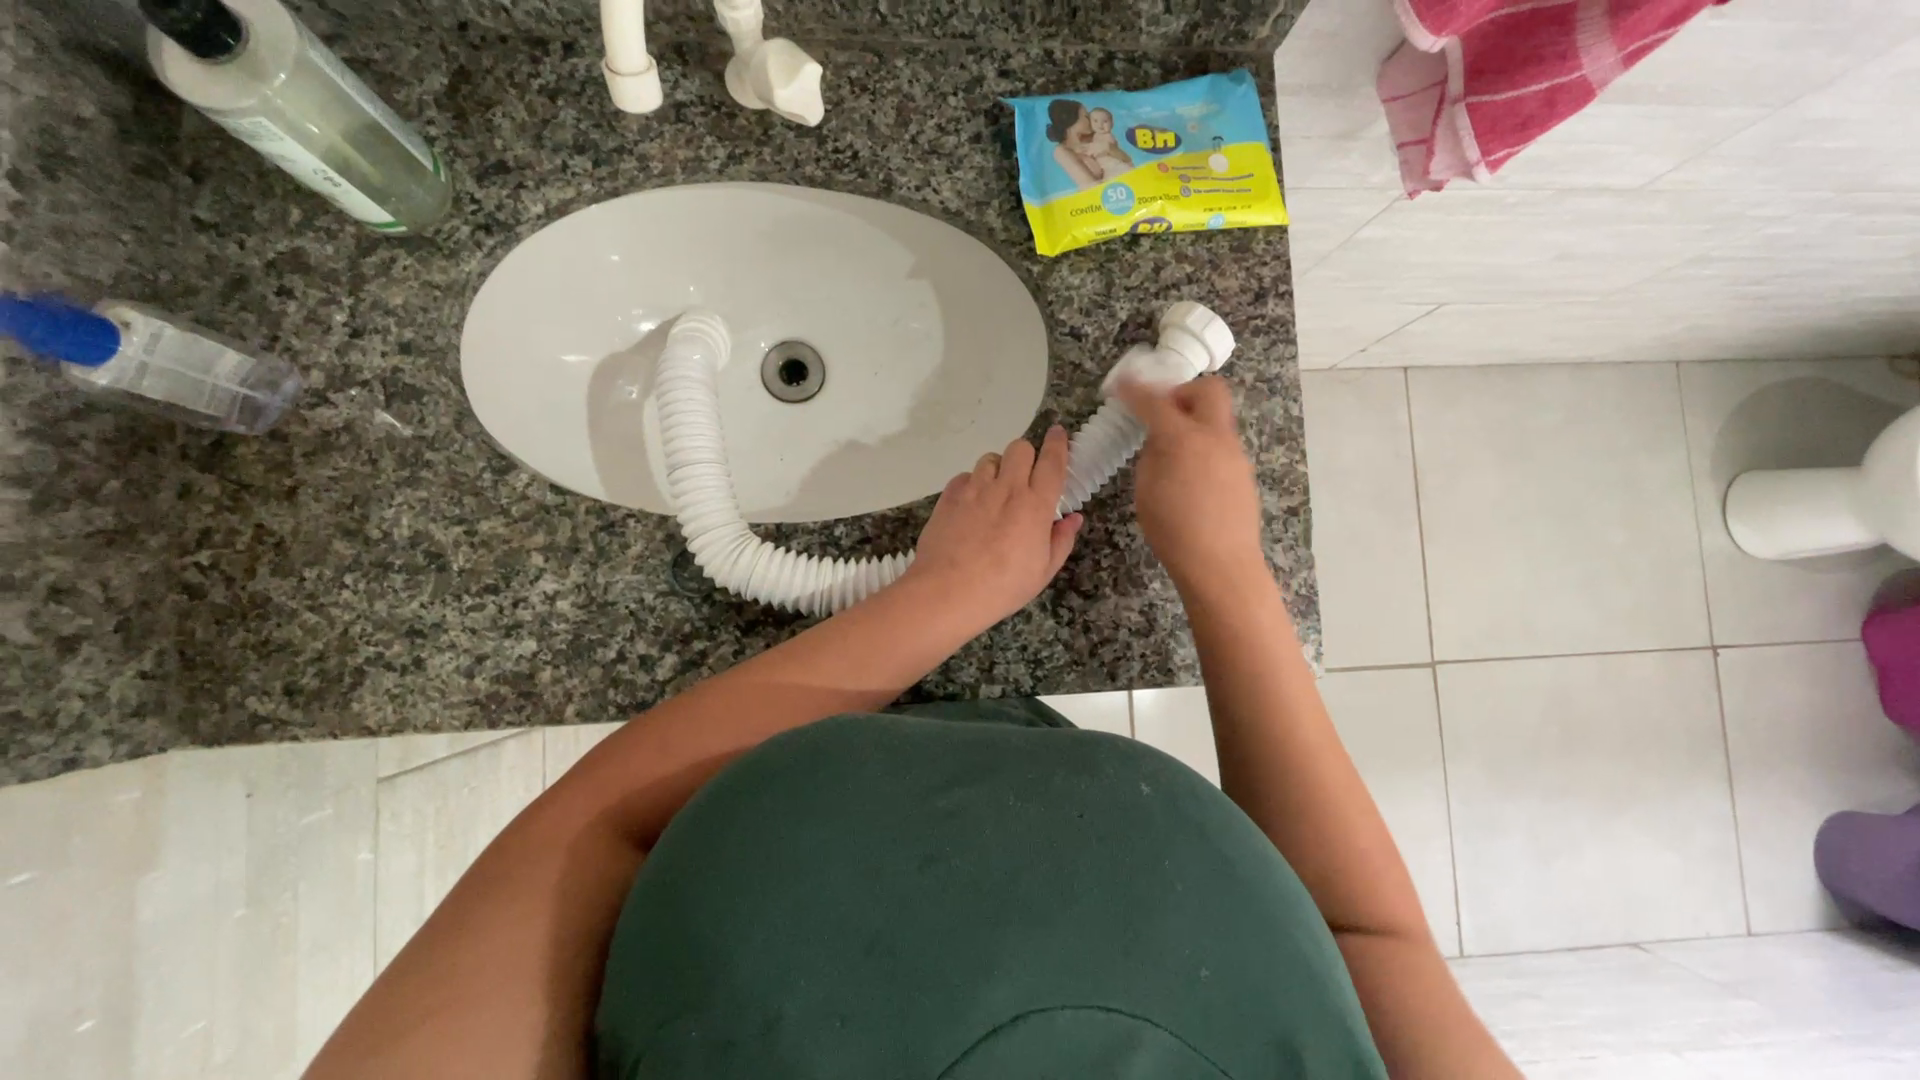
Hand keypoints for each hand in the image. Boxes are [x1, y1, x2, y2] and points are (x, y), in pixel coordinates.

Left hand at [903, 425, 1083, 626]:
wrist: (948, 592)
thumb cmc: (1003, 587)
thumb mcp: (1043, 571)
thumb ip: (1061, 540)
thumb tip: (1073, 518)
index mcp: (1035, 505)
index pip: (1052, 462)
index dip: (1058, 444)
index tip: (1059, 434)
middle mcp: (1006, 489)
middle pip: (1020, 448)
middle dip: (1027, 455)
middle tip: (1026, 478)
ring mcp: (974, 489)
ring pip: (990, 459)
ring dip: (998, 469)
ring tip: (996, 493)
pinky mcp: (949, 496)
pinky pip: (965, 477)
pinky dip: (972, 485)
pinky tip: (971, 506)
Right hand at [1115, 376, 1265, 592]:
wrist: (1220, 564)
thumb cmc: (1173, 530)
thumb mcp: (1146, 490)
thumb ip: (1153, 455)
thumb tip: (1160, 440)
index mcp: (1183, 439)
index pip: (1155, 402)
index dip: (1135, 390)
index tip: (1122, 385)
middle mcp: (1215, 437)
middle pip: (1208, 390)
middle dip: (1183, 392)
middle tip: (1163, 411)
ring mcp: (1235, 454)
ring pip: (1217, 418)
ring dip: (1195, 421)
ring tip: (1174, 450)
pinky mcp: (1243, 472)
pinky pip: (1222, 445)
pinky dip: (1204, 446)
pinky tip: (1191, 476)